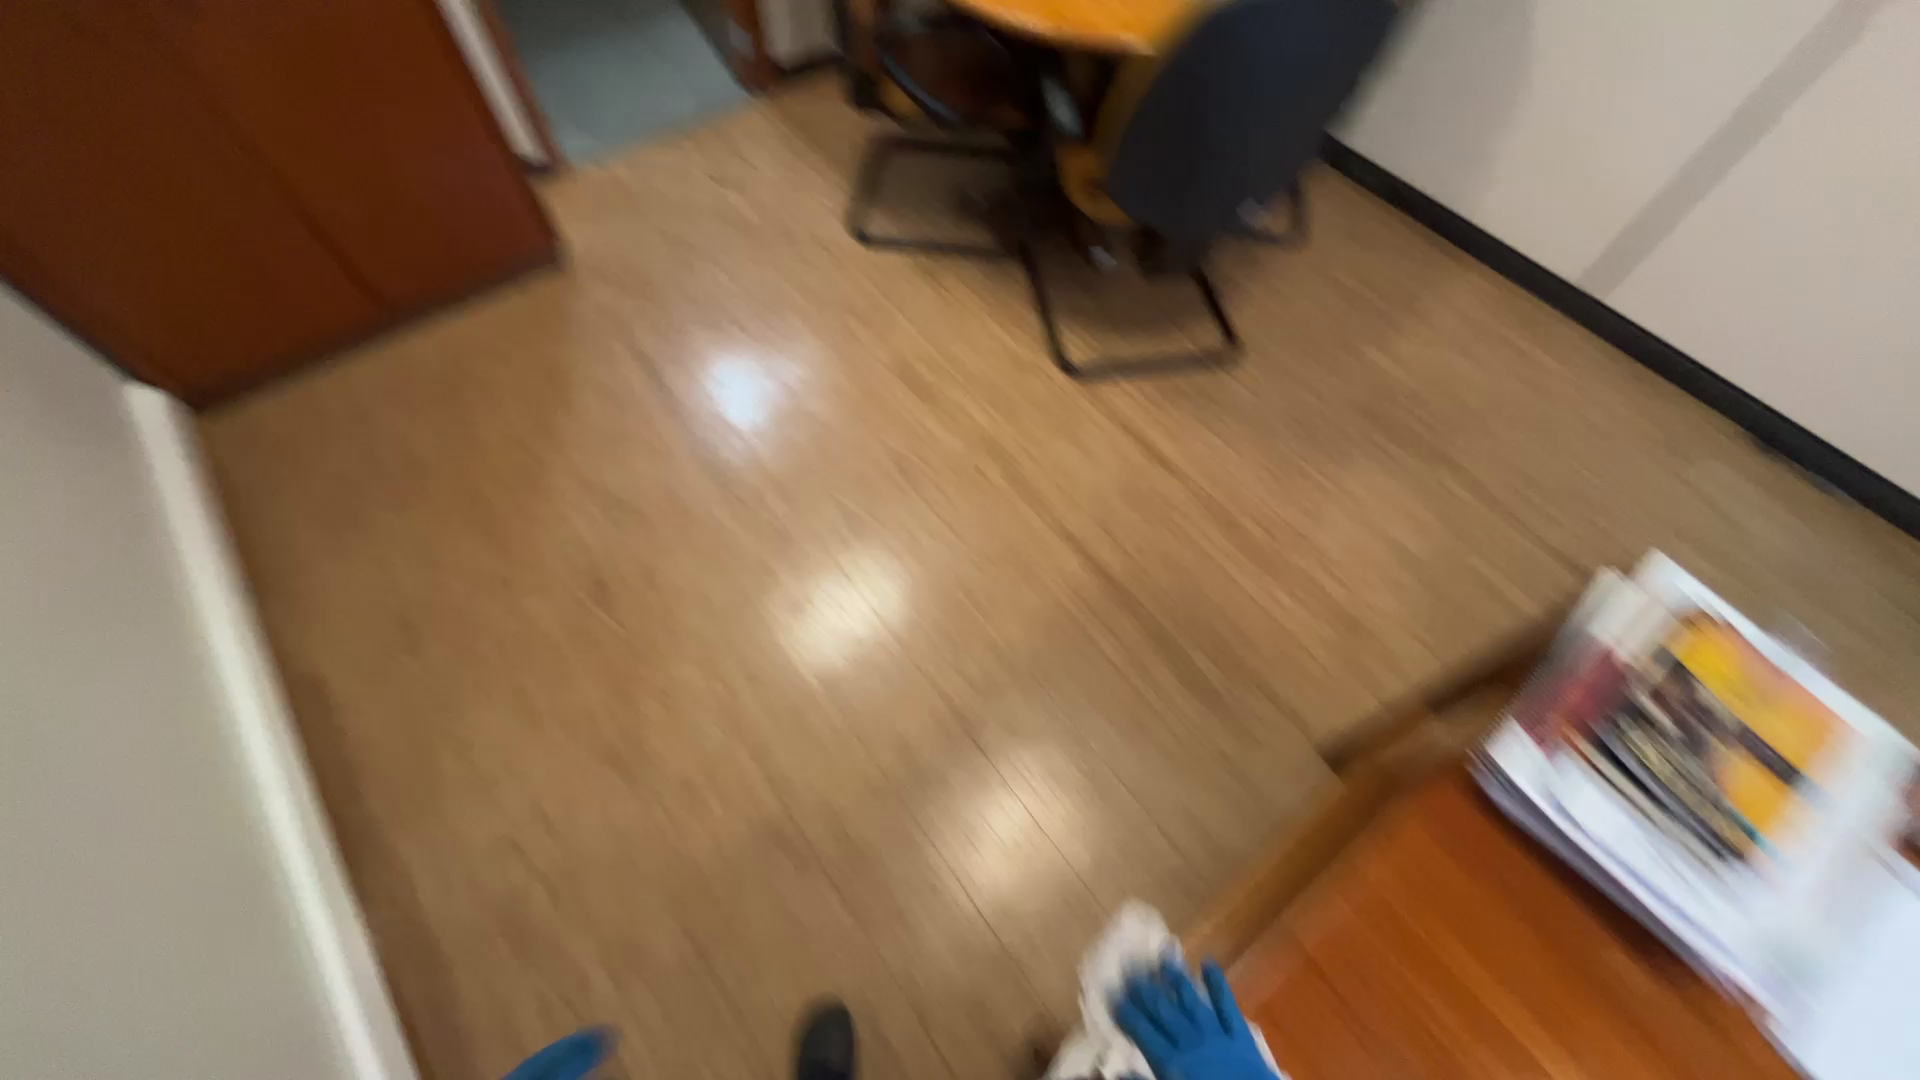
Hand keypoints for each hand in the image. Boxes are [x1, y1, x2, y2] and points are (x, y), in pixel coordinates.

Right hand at [1113, 959, 1272, 1079]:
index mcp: (1171, 1063)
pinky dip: (1218, 985)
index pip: (1141, 1030)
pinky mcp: (1242, 1038)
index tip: (1110, 986)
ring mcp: (1218, 1037)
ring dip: (1176, 977)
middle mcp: (1190, 1042)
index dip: (1124, 1008)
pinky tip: (1208, 962)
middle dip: (1144, 986)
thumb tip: (1116, 1070)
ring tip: (1163, 952)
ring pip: (1192, 1001)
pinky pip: (1229, 1008)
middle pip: (1163, 1010)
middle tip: (1129, 960)